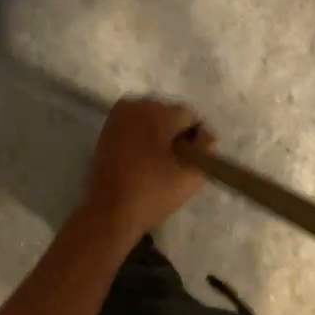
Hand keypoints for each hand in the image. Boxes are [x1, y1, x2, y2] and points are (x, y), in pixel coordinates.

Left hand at [79, 97, 213, 235]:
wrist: (111, 210)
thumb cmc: (153, 192)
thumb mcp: (192, 175)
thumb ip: (206, 149)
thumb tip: (206, 134)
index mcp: (157, 111)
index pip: (189, 116)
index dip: (196, 138)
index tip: (194, 159)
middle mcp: (136, 105)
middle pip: (168, 113)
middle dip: (176, 133)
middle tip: (178, 161)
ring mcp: (119, 115)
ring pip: (151, 118)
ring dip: (159, 134)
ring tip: (161, 162)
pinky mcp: (108, 127)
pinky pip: (135, 125)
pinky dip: (143, 136)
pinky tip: (145, 159)